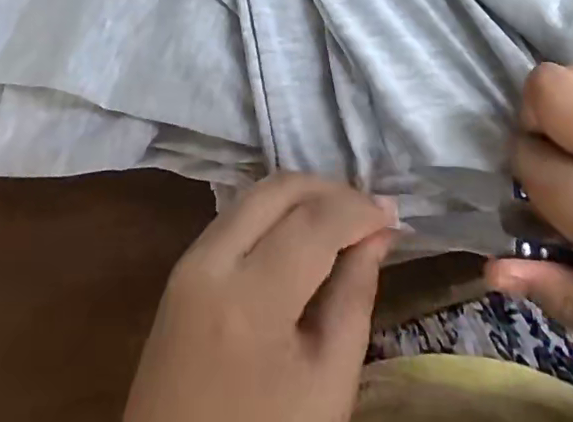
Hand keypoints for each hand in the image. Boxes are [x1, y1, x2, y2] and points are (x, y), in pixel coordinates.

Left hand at [124, 173, 396, 421]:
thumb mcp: (328, 381)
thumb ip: (354, 296)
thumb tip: (377, 234)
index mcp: (249, 299)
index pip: (314, 220)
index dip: (359, 208)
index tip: (393, 214)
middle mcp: (210, 262)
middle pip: (277, 189)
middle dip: (330, 190)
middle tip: (369, 213)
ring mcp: (187, 263)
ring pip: (253, 195)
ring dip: (302, 197)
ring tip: (343, 221)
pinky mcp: (179, 271)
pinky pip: (234, 217)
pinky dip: (274, 212)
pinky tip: (303, 234)